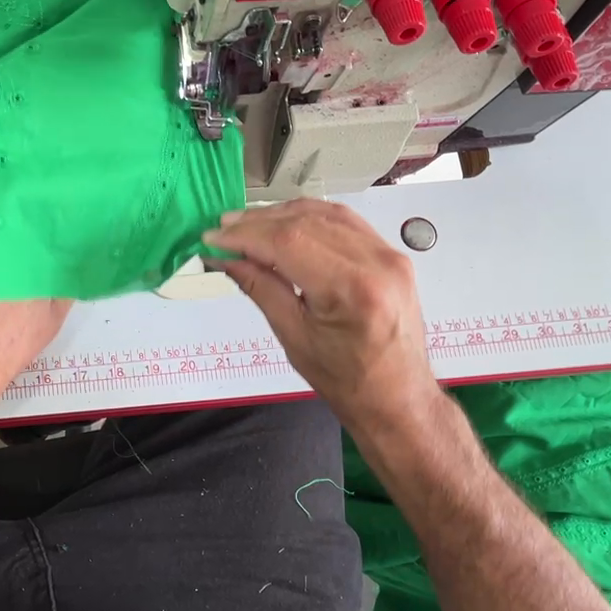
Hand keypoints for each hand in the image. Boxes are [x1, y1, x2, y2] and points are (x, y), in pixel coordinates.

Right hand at [205, 200, 444, 434]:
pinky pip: (345, 221)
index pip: (288, 242)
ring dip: (281, 214)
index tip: (213, 237)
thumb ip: (259, 287)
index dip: (244, 235)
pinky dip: (309, 216)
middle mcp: (376, 262)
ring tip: (245, 223)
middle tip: (222, 229)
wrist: (397, 397)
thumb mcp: (292, 336)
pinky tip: (284, 222)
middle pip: (305, 222)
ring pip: (325, 214)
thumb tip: (224, 257)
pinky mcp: (391, 254)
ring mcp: (389, 254)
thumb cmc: (344, 379)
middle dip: (257, 222)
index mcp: (351, 290)